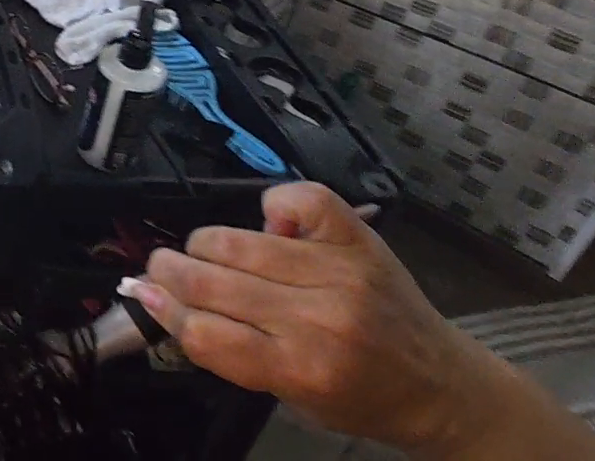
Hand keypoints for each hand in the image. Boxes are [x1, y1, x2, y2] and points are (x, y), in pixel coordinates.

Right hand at [125, 184, 594, 459]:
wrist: (446, 389)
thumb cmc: (357, 396)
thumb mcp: (284, 392)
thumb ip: (219, 346)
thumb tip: (149, 293)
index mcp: (300, 370)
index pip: (200, 331)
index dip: (163, 309)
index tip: (148, 294)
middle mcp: (319, 320)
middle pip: (204, 279)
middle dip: (168, 270)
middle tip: (167, 270)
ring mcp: (339, 273)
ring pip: (228, 238)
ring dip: (206, 246)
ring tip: (217, 256)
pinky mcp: (357, 239)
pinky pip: (292, 199)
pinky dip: (273, 207)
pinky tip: (275, 229)